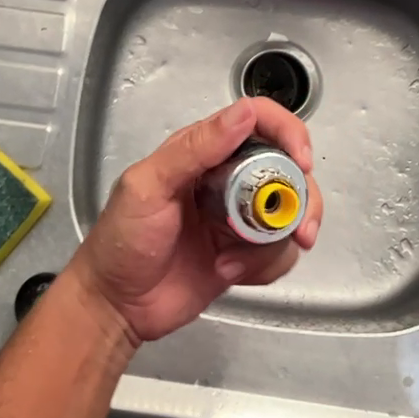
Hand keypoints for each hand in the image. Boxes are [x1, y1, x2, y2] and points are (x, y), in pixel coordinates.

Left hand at [66, 98, 322, 344]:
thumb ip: (196, 148)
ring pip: (289, 214)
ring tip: (238, 262)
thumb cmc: (121, 239)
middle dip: (301, 199)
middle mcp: (227, 178)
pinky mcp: (244, 253)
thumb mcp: (149, 185)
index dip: (288, 133)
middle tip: (299, 228)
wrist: (117, 303)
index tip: (300, 163)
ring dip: (277, 242)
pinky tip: (229, 272)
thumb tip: (243, 114)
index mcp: (203, 150)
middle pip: (287, 170)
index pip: (258, 122)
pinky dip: (263, 266)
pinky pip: (277, 253)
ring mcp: (238, 216)